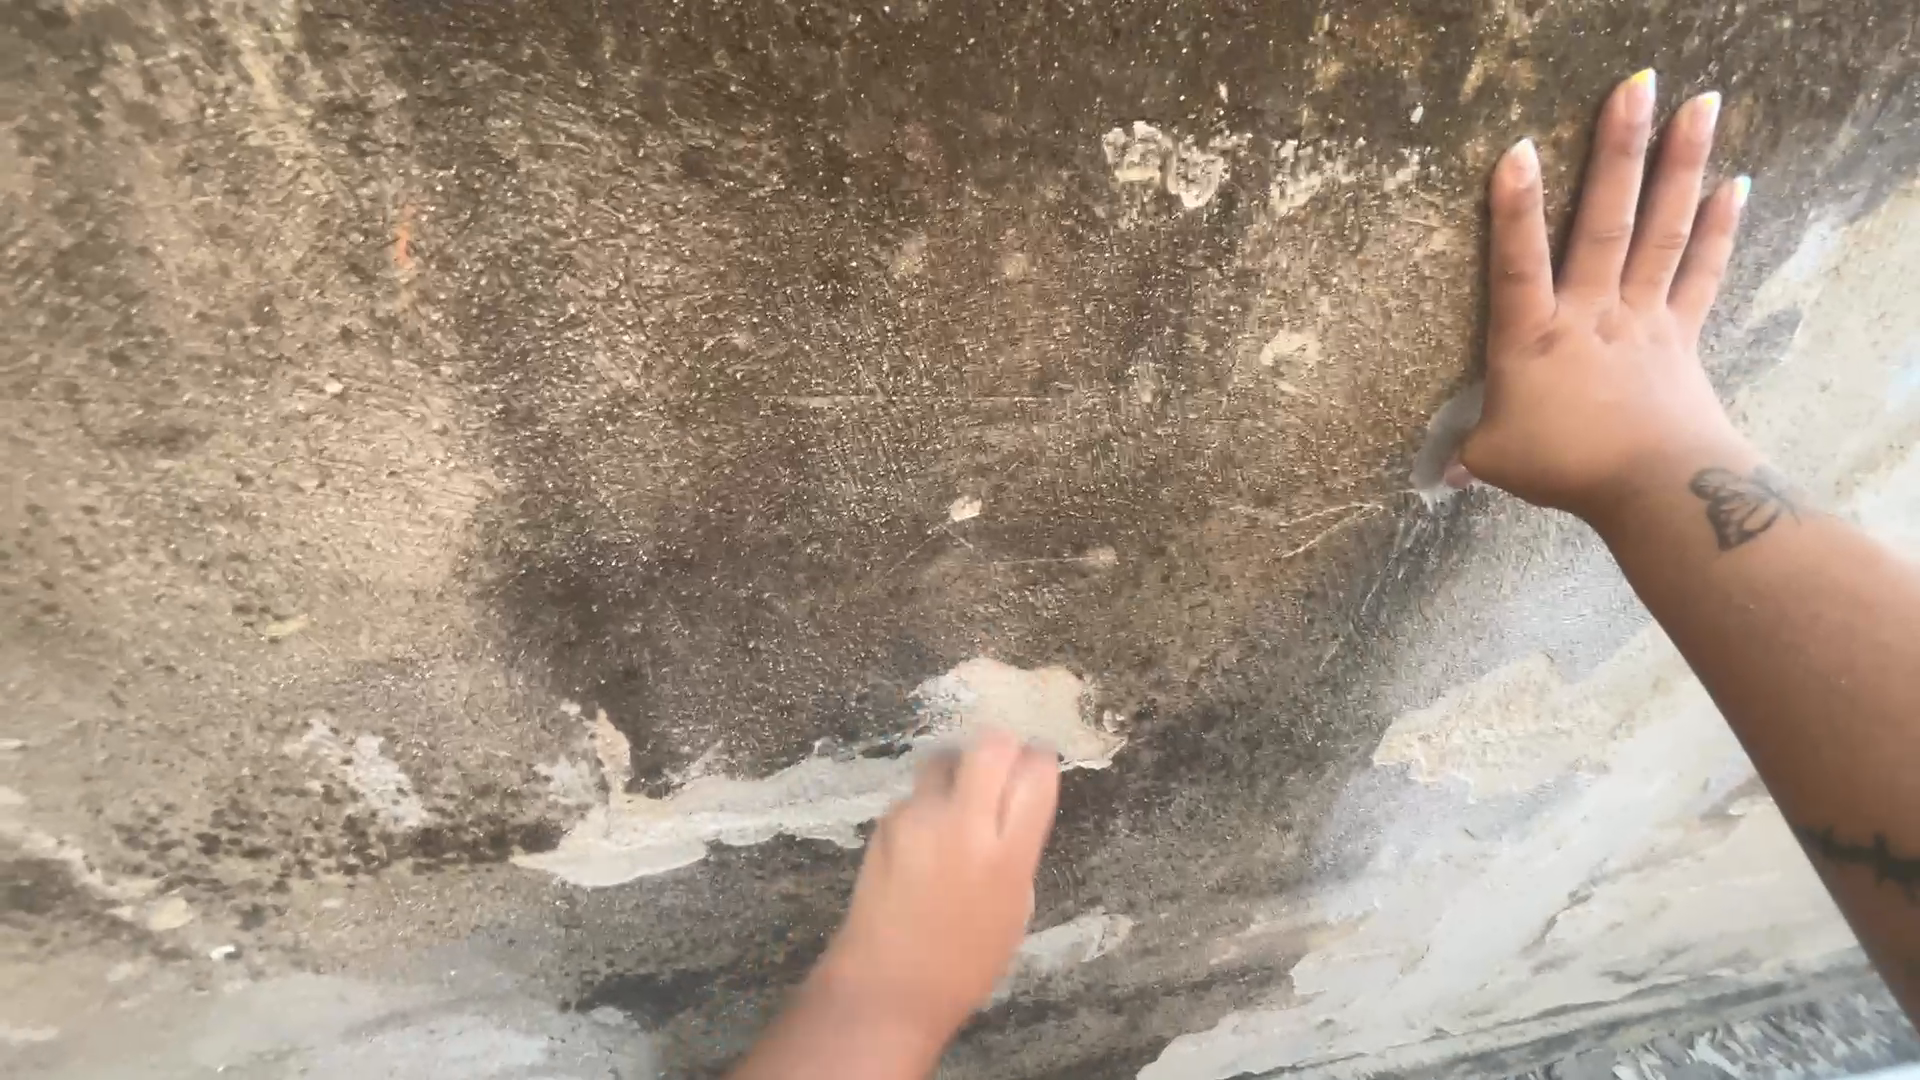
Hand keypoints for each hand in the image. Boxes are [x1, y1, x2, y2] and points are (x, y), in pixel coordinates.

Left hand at [807, 729, 1059, 1042]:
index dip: (1040, 760)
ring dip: (959, 769)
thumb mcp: (1015, 906)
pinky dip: (927, 803)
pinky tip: (924, 838)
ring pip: (947, 758)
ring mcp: (919, 817)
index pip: (1036, 772)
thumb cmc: (965, 960)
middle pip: (991, 744)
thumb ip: (1019, 845)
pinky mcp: (886, 819)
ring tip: (958, 802)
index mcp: (1007, 855)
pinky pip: (917, 793)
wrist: (887, 985)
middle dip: (1002, 747)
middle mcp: (963, 824)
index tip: (1036, 766)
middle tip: (1001, 768)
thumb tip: (1016, 799)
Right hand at [1461, 70, 1755, 522]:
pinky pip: (1699, 272)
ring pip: (1658, 232)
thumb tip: (1439, 478)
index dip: (1512, 209)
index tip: (1517, 150)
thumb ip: (1464, 454)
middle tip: (1634, 89)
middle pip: (1601, 225)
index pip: (1515, 265)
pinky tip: (1735, 183)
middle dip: (1616, 155)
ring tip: (1699, 104)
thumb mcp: (1489, 459)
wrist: (1653, 484)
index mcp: (1530, 340)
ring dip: (1679, 167)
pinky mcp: (1680, 334)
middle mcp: (1588, 314)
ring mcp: (1641, 318)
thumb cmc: (1560, 465)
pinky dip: (1718, 228)